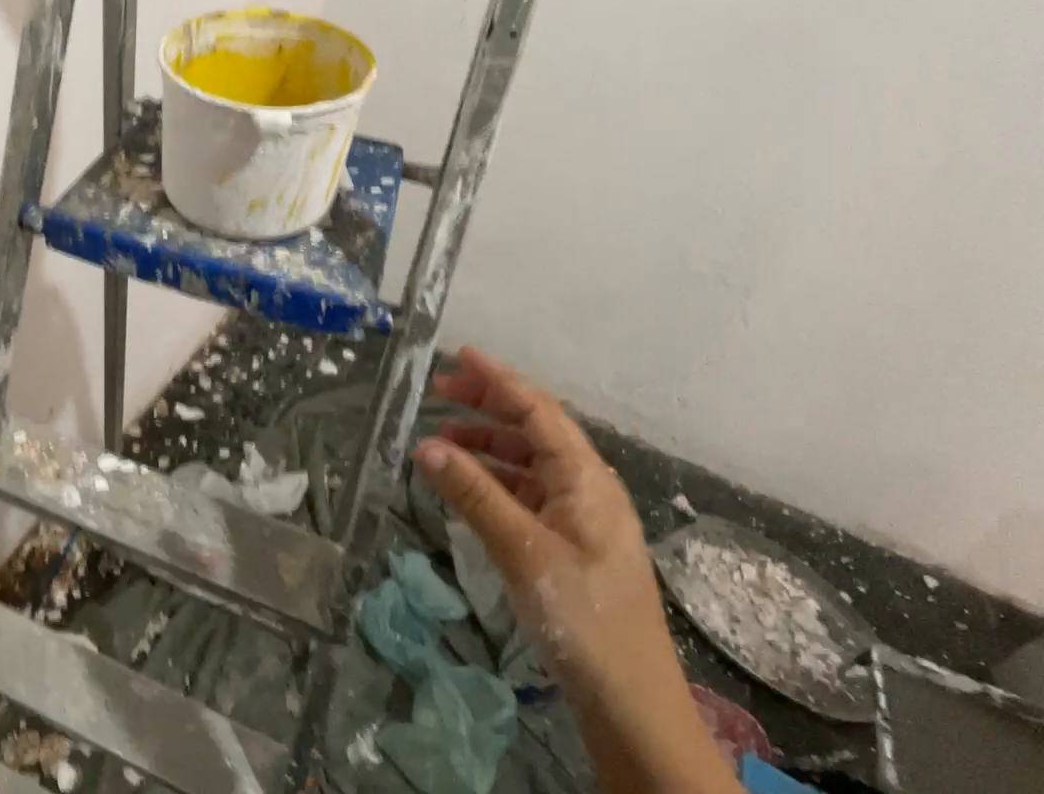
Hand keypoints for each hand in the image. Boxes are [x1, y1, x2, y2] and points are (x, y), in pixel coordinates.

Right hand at [414, 347, 736, 793]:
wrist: (629, 699)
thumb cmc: (583, 618)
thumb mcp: (523, 551)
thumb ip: (474, 495)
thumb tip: (426, 444)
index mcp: (586, 481)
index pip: (539, 412)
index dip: (499, 381)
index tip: (460, 356)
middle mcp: (585, 490)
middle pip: (534, 431)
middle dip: (487, 407)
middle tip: (437, 393)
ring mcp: (577, 519)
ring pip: (527, 463)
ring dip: (485, 446)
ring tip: (438, 442)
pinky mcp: (566, 546)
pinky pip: (524, 494)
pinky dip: (491, 481)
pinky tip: (463, 487)